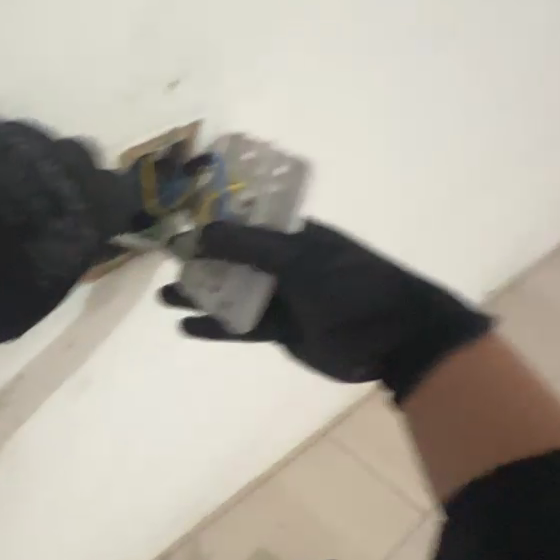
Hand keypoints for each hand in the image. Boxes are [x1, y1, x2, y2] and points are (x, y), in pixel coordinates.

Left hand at [0, 111, 130, 396]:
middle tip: (27, 205)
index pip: (112, 190)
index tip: (78, 216)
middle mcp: (54, 160)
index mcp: (83, 205)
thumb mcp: (41, 293)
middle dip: (54, 178)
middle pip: (68, 157)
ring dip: (14, 163)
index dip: (93, 203)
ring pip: (25, 142)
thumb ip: (69, 253)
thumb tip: (79, 235)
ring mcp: (6, 136)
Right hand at [161, 221, 492, 401]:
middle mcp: (280, 262)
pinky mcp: (277, 329)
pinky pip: (237, 325)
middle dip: (196, 260)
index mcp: (290, 235)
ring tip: (165, 297)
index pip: (242, 221)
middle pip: (228, 258)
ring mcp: (278, 296)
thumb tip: (194, 234)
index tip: (175, 223)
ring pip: (228, 293)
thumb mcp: (297, 258)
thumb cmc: (350, 285)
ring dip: (198, 294)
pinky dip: (213, 326)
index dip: (209, 222)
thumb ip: (244, 246)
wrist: (394, 338)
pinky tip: (186, 327)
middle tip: (165, 262)